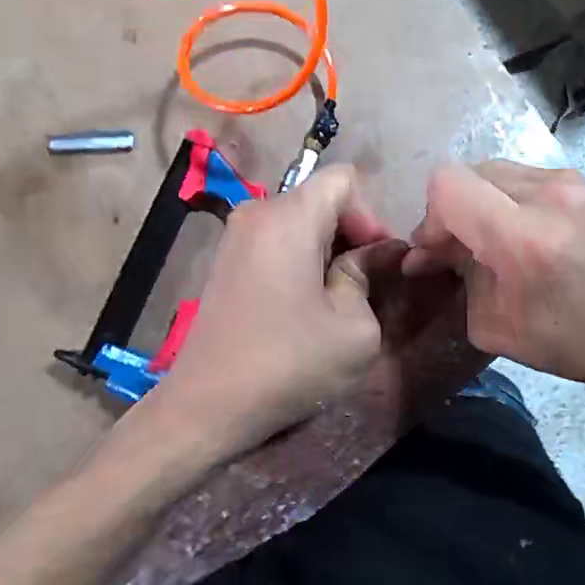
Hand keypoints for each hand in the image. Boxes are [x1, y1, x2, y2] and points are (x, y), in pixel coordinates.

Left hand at [146, 167, 403, 464]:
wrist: (208, 405)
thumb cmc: (289, 363)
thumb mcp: (355, 327)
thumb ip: (369, 276)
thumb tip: (376, 254)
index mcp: (289, 217)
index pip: (344, 179)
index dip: (371, 214)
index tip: (376, 261)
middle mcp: (257, 213)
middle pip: (321, 199)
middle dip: (351, 234)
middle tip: (367, 283)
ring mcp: (235, 237)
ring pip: (299, 222)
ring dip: (327, 251)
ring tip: (338, 299)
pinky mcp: (226, 262)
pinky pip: (276, 242)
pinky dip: (300, 261)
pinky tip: (305, 306)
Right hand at [402, 161, 584, 389]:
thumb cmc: (570, 340)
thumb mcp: (495, 326)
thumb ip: (456, 277)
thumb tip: (426, 251)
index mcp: (525, 238)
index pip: (448, 185)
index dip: (430, 217)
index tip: (437, 251)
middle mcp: (547, 195)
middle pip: (466, 175)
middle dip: (451, 212)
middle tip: (456, 252)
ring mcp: (567, 181)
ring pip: (490, 172)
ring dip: (476, 204)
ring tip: (487, 242)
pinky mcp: (577, 179)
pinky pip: (517, 177)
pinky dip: (502, 200)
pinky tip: (515, 232)